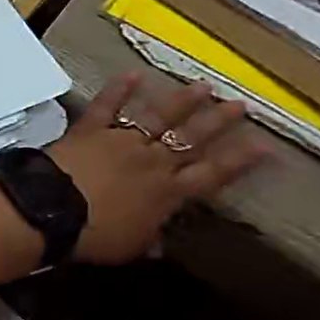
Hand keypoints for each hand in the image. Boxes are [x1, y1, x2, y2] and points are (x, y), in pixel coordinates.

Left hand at [46, 73, 267, 264]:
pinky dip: (119, 89)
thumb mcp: (131, 246)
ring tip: (202, 85)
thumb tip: (161, 245)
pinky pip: (107, 106)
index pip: (213, 175)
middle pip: (191, 138)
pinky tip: (133, 74)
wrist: (54, 208)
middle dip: (217, 121)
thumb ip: (149, 238)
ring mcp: (121, 141)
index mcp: (167, 193)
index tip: (265, 145)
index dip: (240, 161)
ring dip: (180, 100)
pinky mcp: (90, 129)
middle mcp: (151, 161)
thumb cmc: (96, 236)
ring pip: (157, 117)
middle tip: (239, 103)